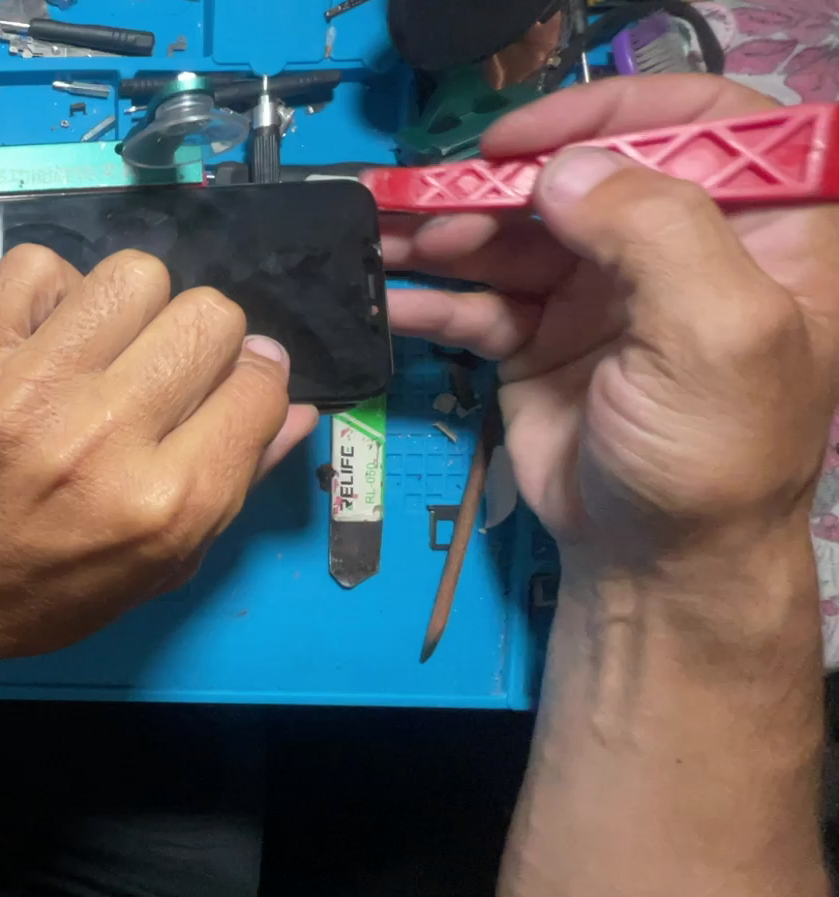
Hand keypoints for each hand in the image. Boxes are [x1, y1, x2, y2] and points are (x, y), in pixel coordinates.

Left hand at [0, 245, 318, 669]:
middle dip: (197, 345)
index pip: (261, 382)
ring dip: (129, 312)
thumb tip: (295, 404)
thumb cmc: (39, 599)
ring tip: (97, 356)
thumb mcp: (152, 574)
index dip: (248, 384)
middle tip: (152, 379)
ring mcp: (25, 394)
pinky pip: (33, 270)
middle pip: (206, 316)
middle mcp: (102, 439)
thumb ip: (232, 488)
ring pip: (131, 277)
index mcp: (164, 504)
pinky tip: (42, 341)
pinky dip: (50, 295)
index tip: (214, 394)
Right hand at [385, 76, 838, 571]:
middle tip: (410, 201)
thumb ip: (654, 236)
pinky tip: (384, 301)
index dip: (605, 118)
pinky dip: (425, 304)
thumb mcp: (715, 333)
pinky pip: (471, 309)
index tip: (514, 141)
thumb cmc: (711, 443)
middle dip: (488, 190)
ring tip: (376, 243)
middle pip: (572, 189)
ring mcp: (589, 299)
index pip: (696, 130)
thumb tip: (563, 172)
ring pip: (507, 247)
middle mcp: (665, 252)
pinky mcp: (529, 344)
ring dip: (439, 242)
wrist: (647, 545)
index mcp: (754, 227)